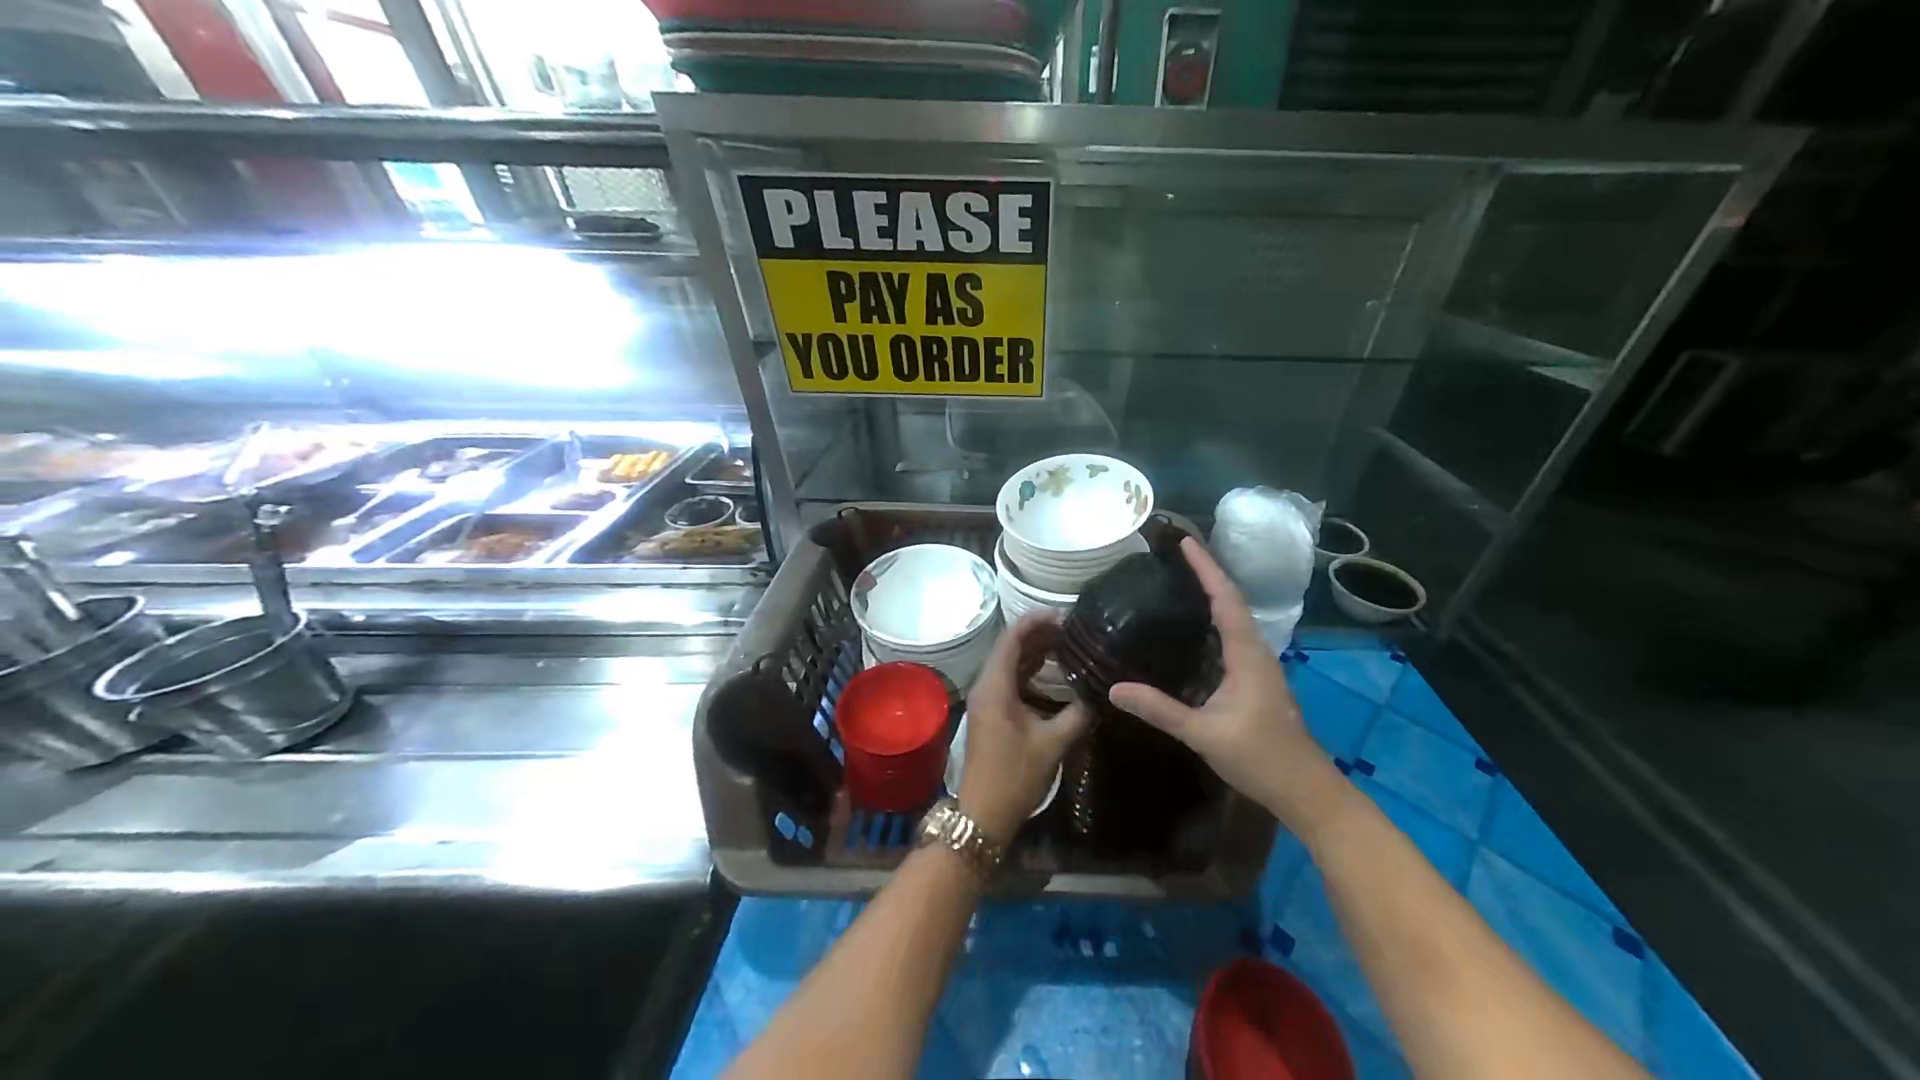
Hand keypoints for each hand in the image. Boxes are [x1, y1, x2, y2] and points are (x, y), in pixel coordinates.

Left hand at [958, 613, 1092, 841]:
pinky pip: (1011, 680)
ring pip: (1010, 663)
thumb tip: (1100, 692)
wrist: (983, 814)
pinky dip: (1030, 670)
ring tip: (1067, 641)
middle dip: (1038, 633)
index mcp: (995, 686)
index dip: (1036, 621)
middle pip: (1010, 647)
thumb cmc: (1015, 776)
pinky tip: (1053, 671)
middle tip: (1073, 626)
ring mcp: (987, 700)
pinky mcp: (993, 713)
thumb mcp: (1052, 743)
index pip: (1012, 638)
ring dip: (1035, 651)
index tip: (1065, 613)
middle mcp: (987, 686)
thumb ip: (1078, 713)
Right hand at [1108, 537, 1343, 831]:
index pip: (1225, 600)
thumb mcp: (1203, 734)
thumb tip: (1114, 688)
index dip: (1206, 569)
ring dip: (1210, 597)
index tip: (1185, 542)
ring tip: (1178, 583)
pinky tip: (1189, 632)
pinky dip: (1211, 623)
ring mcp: (1258, 667)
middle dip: (1206, 575)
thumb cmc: (1259, 757)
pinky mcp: (1254, 681)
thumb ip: (1160, 710)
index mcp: (1247, 655)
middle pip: (1231, 602)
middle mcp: (1256, 653)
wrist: (1305, 790)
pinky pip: (1230, 640)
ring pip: (1233, 621)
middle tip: (1174, 557)